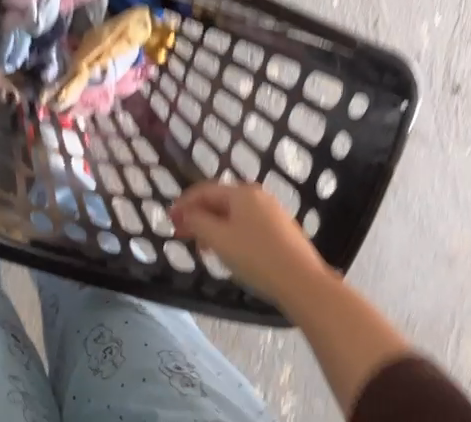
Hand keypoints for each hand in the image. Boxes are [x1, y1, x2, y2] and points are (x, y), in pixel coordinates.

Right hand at [168, 182, 332, 306]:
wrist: (302, 281)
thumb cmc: (256, 257)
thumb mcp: (219, 239)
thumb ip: (197, 222)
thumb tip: (185, 213)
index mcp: (241, 192)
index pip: (205, 190)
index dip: (184, 203)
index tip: (169, 219)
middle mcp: (257, 196)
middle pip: (220, 201)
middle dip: (198, 217)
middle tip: (180, 235)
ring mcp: (272, 212)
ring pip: (233, 215)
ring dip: (213, 227)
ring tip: (202, 248)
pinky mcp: (280, 230)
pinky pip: (247, 225)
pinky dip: (230, 234)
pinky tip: (227, 252)